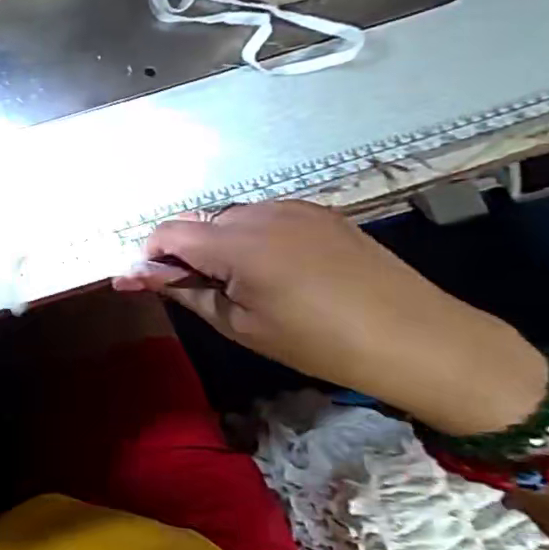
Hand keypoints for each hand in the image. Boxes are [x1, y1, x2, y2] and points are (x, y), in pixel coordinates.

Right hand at [114, 201, 546, 436]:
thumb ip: (185, 291)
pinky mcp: (321, 212)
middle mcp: (261, 211)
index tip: (149, 284)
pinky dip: (254, 238)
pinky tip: (278, 272)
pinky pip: (268, 217)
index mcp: (236, 242)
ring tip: (245, 286)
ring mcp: (295, 207)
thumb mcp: (241, 325)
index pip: (169, 232)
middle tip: (202, 293)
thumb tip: (136, 274)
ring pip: (234, 217)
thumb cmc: (317, 342)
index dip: (150, 256)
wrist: (412, 336)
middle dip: (186, 251)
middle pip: (200, 221)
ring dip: (221, 244)